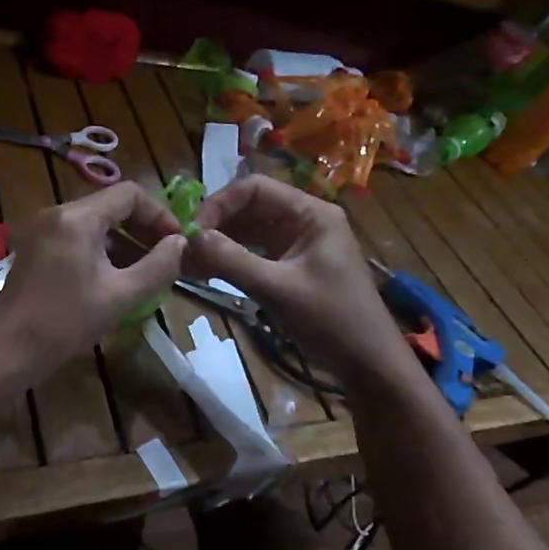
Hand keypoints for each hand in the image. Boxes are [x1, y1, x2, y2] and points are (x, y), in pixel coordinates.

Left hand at [0, 183, 185, 372]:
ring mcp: (40, 231)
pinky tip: (116, 277)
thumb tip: (180, 243)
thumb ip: (158, 265)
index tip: (177, 242)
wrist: (9, 350)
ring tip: (147, 271)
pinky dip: (99, 251)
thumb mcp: (121, 295)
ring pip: (93, 224)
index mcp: (76, 217)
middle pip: (110, 206)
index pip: (129, 194)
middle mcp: (55, 214)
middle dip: (142, 229)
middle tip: (167, 257)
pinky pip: (75, 238)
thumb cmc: (66, 322)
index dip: (159, 214)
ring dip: (122, 242)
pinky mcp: (34, 250)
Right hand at [190, 176, 411, 380]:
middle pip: (247, 208)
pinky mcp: (287, 266)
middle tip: (182, 249)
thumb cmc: (331, 319)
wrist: (366, 360)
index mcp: (311, 214)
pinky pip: (250, 253)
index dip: (219, 204)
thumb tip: (189, 239)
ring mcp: (295, 243)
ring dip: (216, 243)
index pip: (254, 188)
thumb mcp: (277, 288)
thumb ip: (232, 260)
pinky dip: (226, 260)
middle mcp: (302, 220)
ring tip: (185, 263)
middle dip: (213, 225)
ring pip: (245, 231)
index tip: (192, 232)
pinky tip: (201, 272)